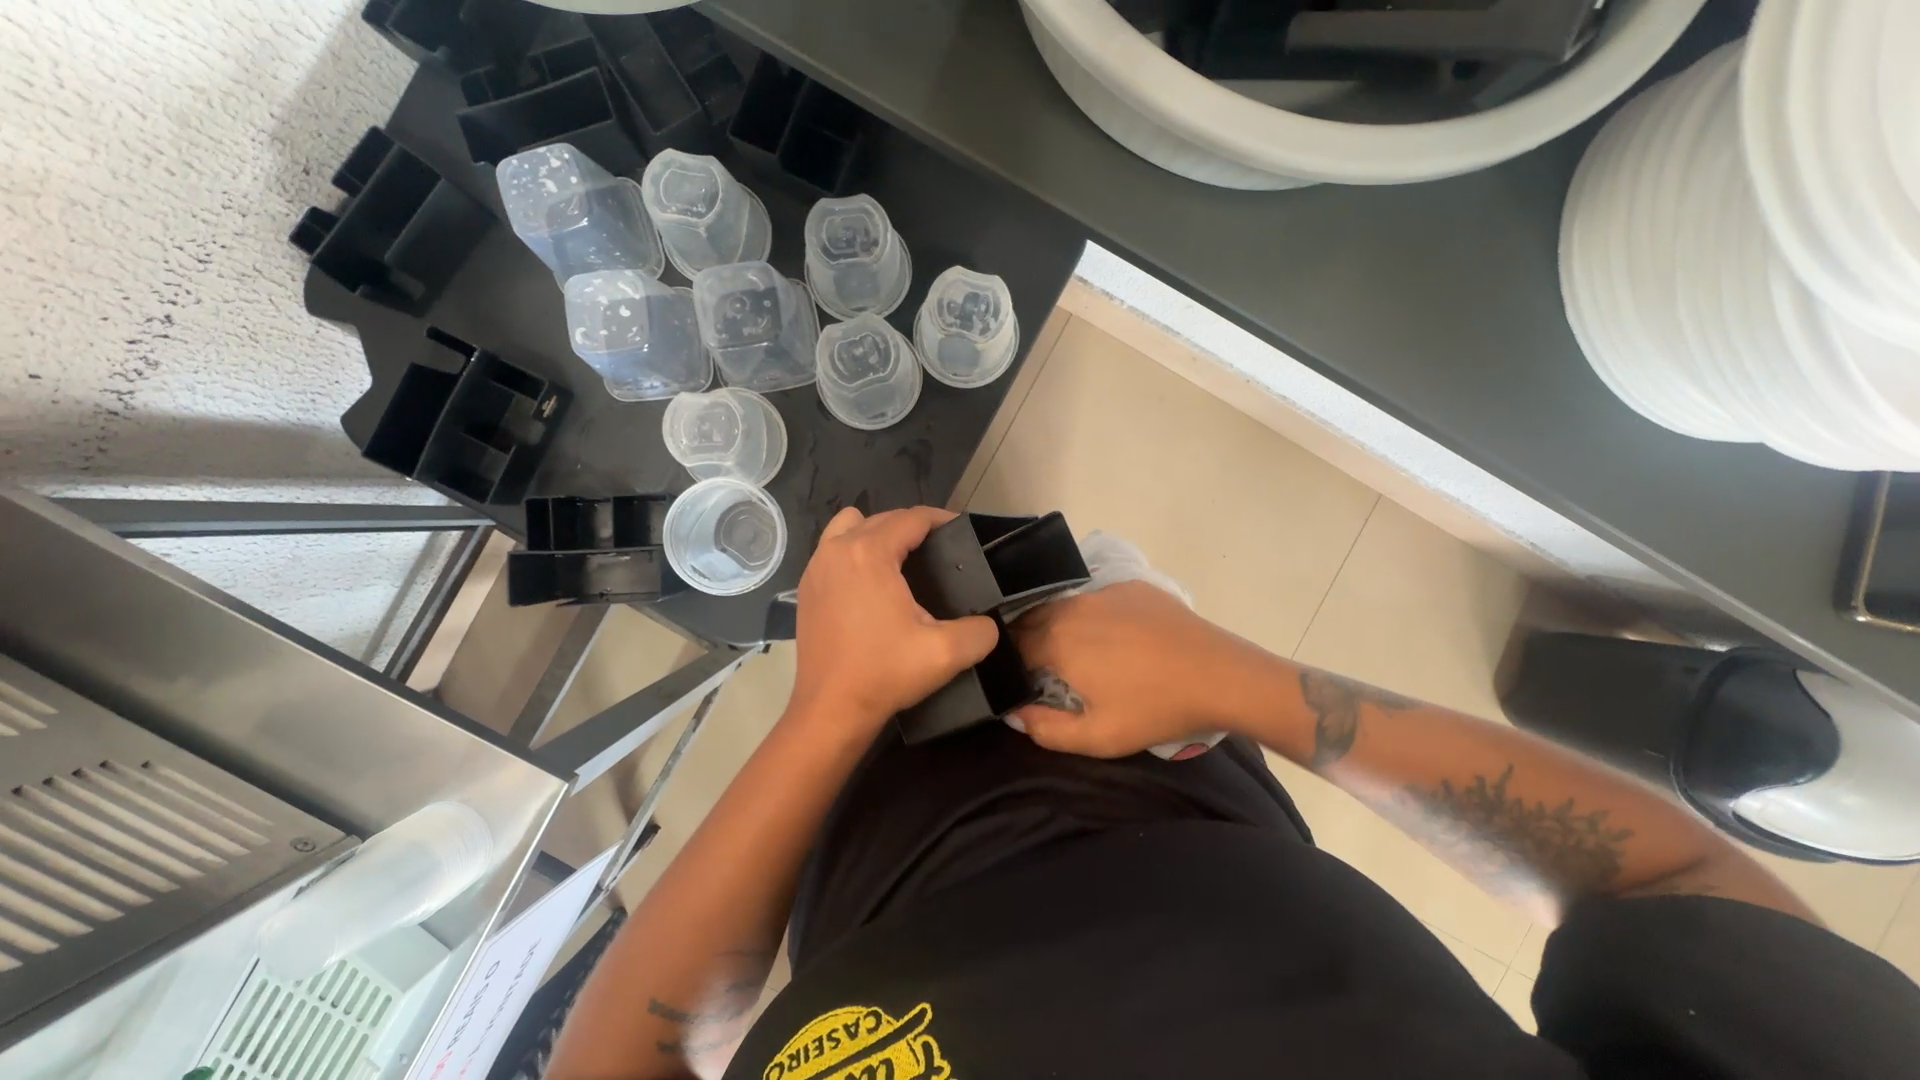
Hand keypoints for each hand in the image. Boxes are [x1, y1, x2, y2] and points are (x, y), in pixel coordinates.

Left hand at [788, 506, 998, 736]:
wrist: (831, 709)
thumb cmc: (885, 673)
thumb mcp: (947, 653)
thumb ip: (979, 631)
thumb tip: (987, 625)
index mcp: (869, 553)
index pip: (911, 518)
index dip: (941, 520)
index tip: (962, 532)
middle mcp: (836, 550)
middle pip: (881, 519)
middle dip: (912, 527)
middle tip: (941, 550)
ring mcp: (815, 568)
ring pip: (849, 527)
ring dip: (876, 533)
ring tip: (901, 559)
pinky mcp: (806, 589)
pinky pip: (832, 551)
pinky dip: (853, 553)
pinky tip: (872, 583)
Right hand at [1010, 582, 1252, 757]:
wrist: (1220, 675)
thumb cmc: (1156, 708)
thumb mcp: (1099, 737)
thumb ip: (1047, 729)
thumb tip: (1017, 713)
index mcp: (1057, 642)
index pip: (1013, 648)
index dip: (1010, 666)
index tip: (1020, 683)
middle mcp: (1072, 608)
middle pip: (1032, 620)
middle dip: (1028, 642)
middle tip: (1041, 670)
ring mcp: (1103, 592)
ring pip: (1063, 606)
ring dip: (1058, 626)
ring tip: (1075, 652)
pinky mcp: (1132, 587)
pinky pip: (1095, 598)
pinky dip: (1091, 615)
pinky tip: (1113, 636)